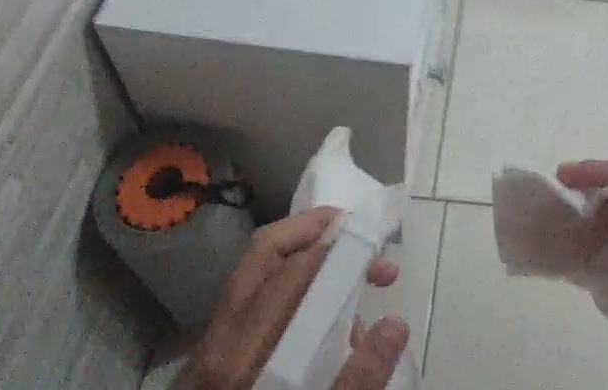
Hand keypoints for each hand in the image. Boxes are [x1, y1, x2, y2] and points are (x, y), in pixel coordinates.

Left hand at [183, 207, 410, 389]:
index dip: (336, 245)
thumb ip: (355, 382)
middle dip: (316, 233)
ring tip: (357, 296)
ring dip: (308, 267)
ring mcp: (211, 350)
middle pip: (265, 254)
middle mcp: (220, 339)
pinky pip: (255, 308)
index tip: (378, 241)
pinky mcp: (212, 366)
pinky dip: (293, 299)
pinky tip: (325, 334)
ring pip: (258, 278)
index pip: (292, 273)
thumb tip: (396, 326)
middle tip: (362, 237)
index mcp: (241, 355)